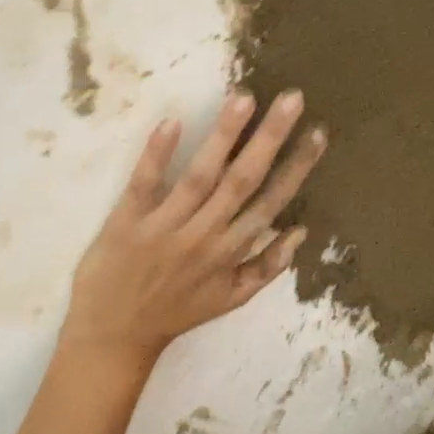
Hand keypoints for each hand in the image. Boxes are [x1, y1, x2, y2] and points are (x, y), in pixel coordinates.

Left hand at [61, 90, 325, 362]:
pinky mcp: (127, 221)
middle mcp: (204, 236)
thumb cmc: (174, 312)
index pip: (271, 203)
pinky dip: (158, 155)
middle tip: (293, 98)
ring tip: (245, 99)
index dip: (296, 168)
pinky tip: (172, 121)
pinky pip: (145, 184)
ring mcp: (166, 227)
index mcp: (231, 253)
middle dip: (270, 139)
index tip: (318, 134)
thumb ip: (267, 267)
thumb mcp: (231, 299)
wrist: (115, 335)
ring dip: (224, 137)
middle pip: (243, 181)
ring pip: (201, 177)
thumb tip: (300, 232)